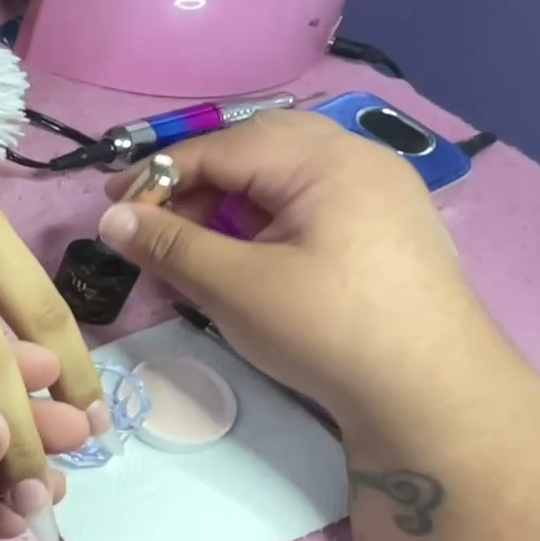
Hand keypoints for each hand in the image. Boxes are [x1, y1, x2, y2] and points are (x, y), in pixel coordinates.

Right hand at [96, 110, 508, 429]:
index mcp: (325, 161)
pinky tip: (238, 256)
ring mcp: (374, 193)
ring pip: (279, 174)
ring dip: (223, 200)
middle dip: (193, 180)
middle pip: (254, 148)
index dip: (158, 173)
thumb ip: (168, 246)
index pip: (221, 147)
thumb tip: (110, 218)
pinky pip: (302, 201)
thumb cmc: (327, 330)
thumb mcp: (233, 287)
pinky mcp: (377, 227)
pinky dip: (256, 218)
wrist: (430, 393)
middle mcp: (355, 161)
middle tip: (150, 219)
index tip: (109, 206)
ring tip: (188, 244)